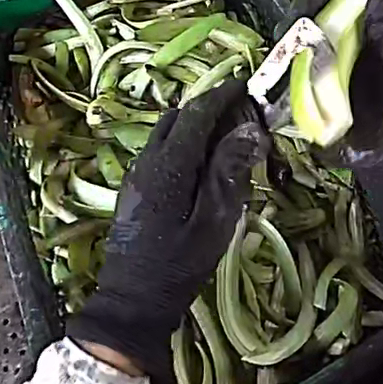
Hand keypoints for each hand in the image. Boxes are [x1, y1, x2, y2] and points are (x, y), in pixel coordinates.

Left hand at [66, 79, 267, 381]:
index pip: (196, 115)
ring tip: (226, 130)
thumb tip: (250, 128)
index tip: (245, 83)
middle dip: (209, 105)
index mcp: (168, 165)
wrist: (133, 300)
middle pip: (178, 116)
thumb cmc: (179, 265)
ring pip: (166, 130)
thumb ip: (229, 171)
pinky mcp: (136, 186)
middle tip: (241, 107)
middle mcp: (147, 160)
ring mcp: (137, 172)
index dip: (221, 95)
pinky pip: (160, 148)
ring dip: (194, 122)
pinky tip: (203, 159)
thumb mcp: (214, 221)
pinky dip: (184, 140)